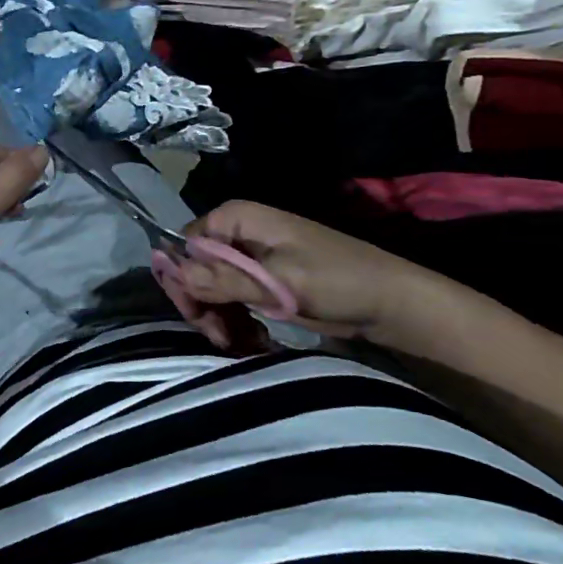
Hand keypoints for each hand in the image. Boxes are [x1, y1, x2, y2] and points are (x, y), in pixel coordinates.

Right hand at [176, 201, 423, 341]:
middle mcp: (238, 234)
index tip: (198, 314)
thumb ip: (226, 279)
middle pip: (195, 269)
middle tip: (219, 337)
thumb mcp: (279, 282)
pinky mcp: (261, 282)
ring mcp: (250, 259)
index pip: (186, 245)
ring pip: (210, 288)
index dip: (183, 279)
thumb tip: (174, 272)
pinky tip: (249, 341)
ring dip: (218, 318)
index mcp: (238, 218)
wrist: (388, 300)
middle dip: (201, 304)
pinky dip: (234, 321)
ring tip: (238, 344)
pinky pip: (231, 299)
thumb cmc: (337, 281)